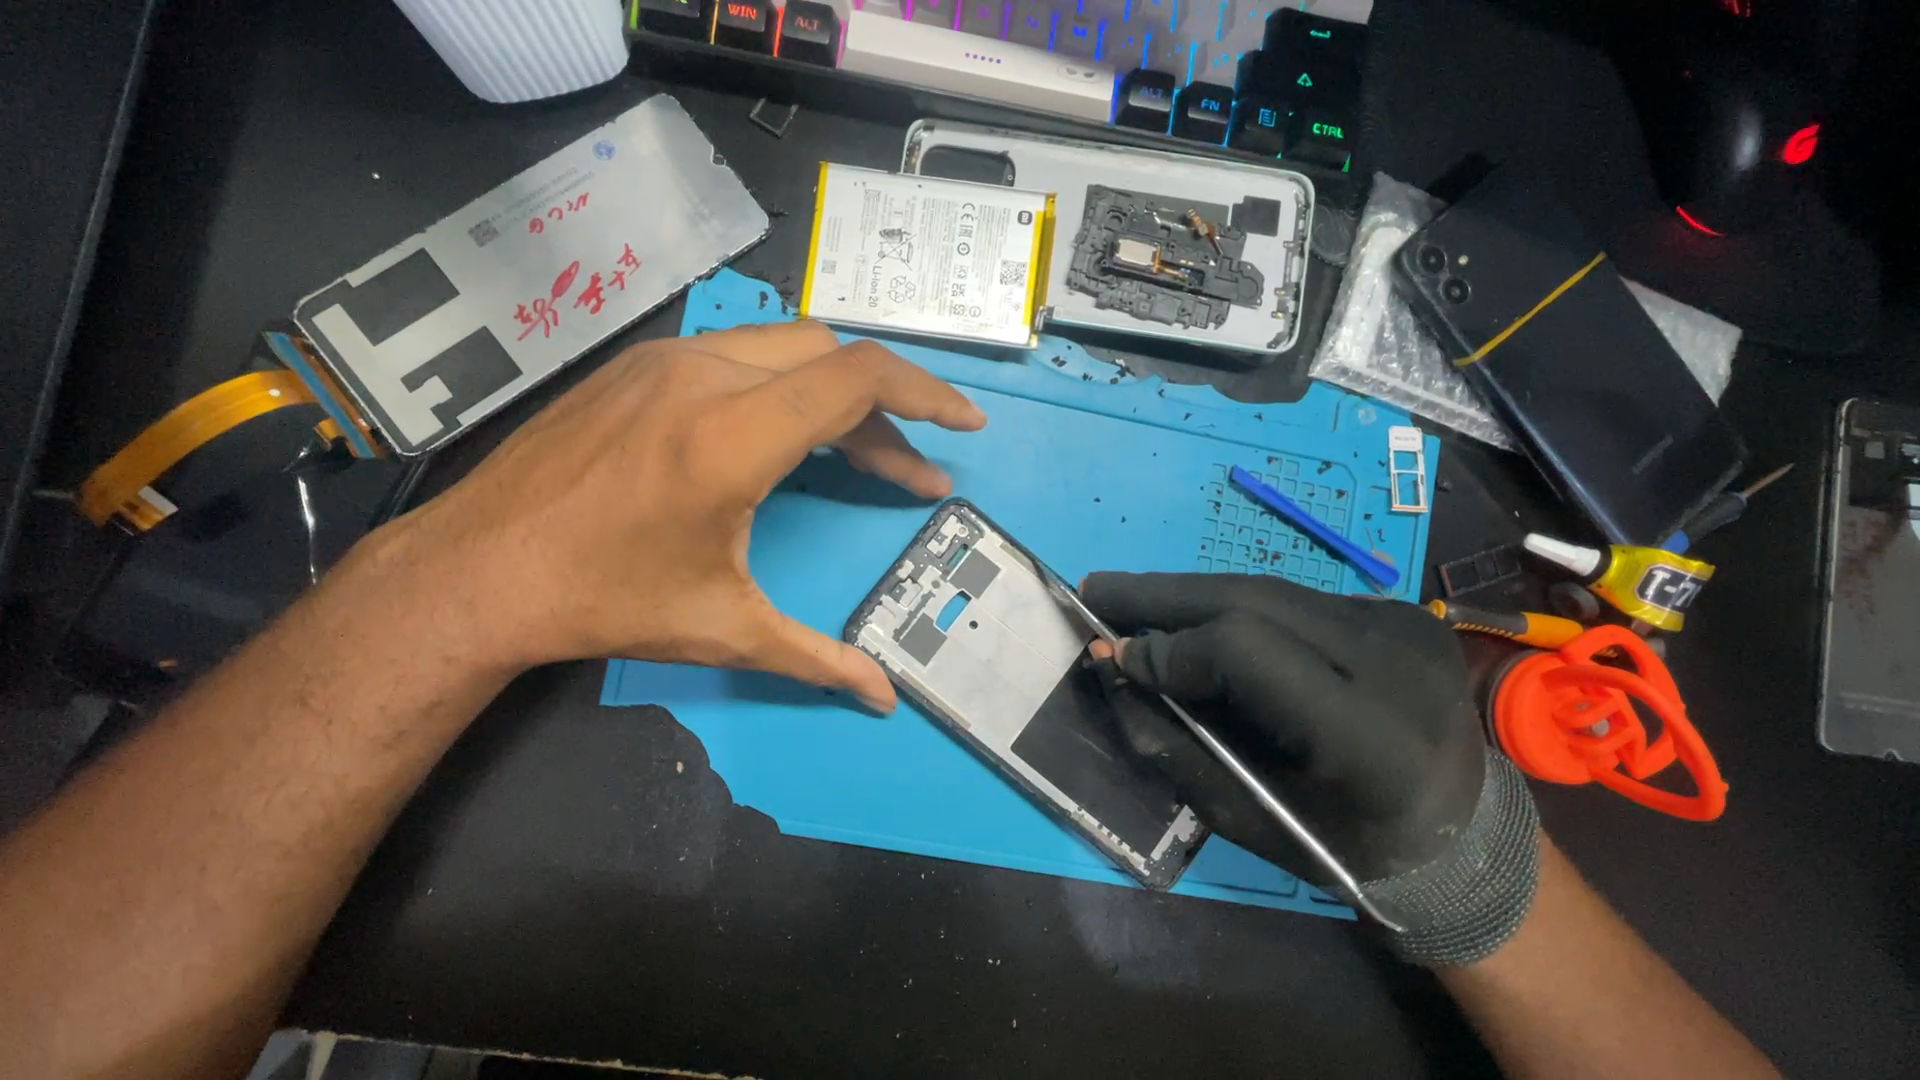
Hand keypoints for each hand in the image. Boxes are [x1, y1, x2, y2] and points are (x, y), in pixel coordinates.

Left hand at [381, 321, 985, 708]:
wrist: (473, 573)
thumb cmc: (602, 601)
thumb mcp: (722, 629)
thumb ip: (818, 658)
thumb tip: (884, 698)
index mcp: (732, 438)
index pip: (858, 380)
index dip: (927, 396)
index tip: (965, 427)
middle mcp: (703, 378)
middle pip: (833, 357)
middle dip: (888, 410)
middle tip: (908, 471)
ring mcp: (664, 361)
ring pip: (786, 351)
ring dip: (835, 398)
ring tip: (855, 458)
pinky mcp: (637, 366)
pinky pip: (738, 355)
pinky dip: (784, 388)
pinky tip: (779, 440)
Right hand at [1082, 573, 1541, 964]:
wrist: (1461, 834)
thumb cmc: (1344, 845)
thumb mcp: (1246, 814)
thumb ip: (1170, 740)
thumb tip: (1109, 667)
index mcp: (1366, 734)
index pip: (1245, 651)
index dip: (1169, 648)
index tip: (1112, 656)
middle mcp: (1394, 662)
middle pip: (1254, 598)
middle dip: (1162, 594)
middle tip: (1096, 591)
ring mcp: (1406, 626)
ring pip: (1270, 589)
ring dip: (1193, 595)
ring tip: (1132, 600)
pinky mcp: (1402, 612)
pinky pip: (1296, 600)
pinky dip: (1237, 607)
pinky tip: (1197, 617)